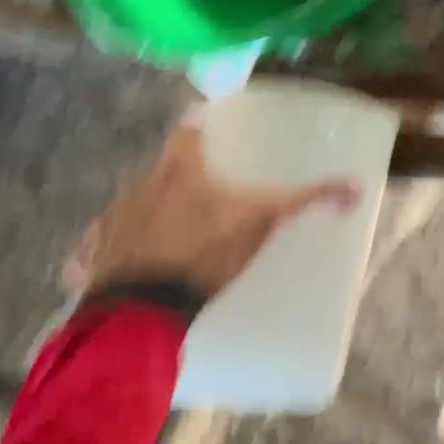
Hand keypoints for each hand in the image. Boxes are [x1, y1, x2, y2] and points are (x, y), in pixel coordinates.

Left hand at [70, 127, 359, 299]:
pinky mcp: (86, 260)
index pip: (188, 130)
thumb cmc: (205, 253)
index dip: (201, 129)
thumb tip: (357, 188)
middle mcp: (138, 186)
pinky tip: (126, 264)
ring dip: (146, 211)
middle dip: (177, 174)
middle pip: (159, 167)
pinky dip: (111, 252)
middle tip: (204, 191)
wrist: (141, 314)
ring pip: (129, 205)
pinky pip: (96, 248)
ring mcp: (107, 223)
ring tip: (171, 231)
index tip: (215, 135)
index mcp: (180, 169)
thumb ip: (308, 202)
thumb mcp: (264, 223)